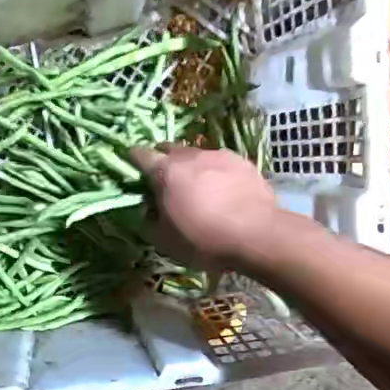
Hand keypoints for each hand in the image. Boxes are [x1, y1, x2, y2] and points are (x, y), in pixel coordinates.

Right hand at [129, 143, 285, 269]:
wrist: (257, 234)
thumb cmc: (203, 239)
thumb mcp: (163, 240)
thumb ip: (149, 220)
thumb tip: (147, 208)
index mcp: (165, 172)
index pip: (141, 155)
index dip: (134, 159)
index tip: (132, 167)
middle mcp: (190, 156)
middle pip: (169, 149)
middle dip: (163, 161)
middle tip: (164, 181)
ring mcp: (219, 155)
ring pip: (197, 155)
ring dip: (191, 167)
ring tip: (198, 188)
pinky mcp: (243, 162)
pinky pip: (221, 163)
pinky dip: (215, 173)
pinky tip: (222, 192)